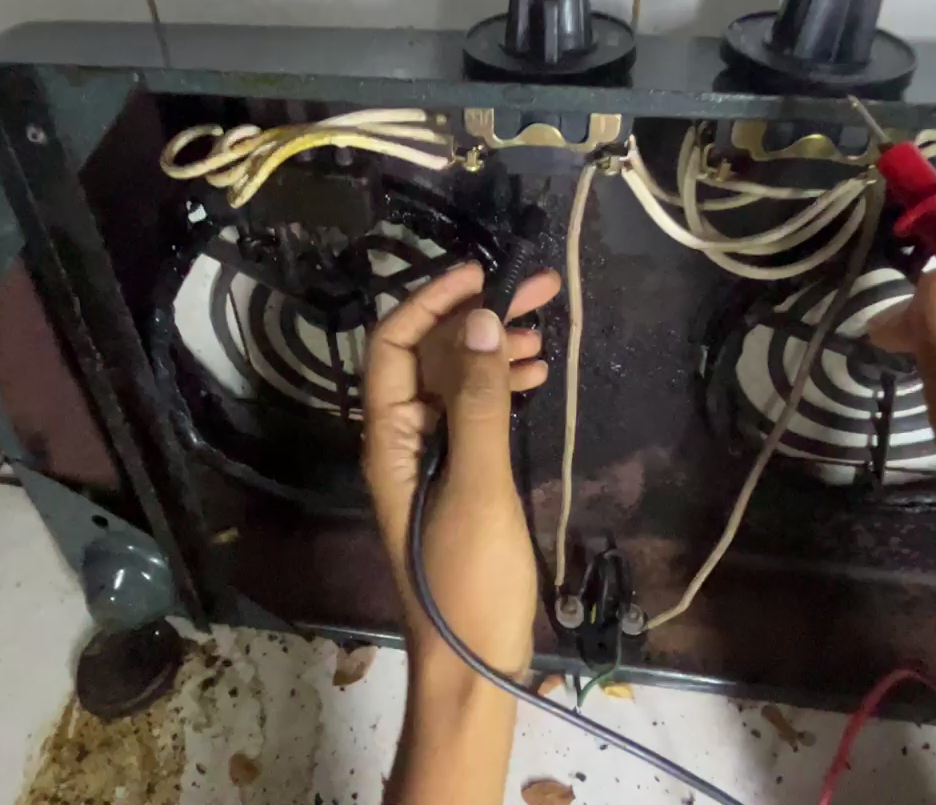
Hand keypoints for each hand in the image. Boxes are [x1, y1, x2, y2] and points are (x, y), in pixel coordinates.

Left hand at [362, 260, 560, 673]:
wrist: (476, 659)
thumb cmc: (467, 578)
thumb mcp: (477, 486)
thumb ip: (477, 403)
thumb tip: (482, 322)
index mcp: (389, 434)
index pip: (395, 344)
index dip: (431, 301)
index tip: (481, 275)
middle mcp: (404, 433)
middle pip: (435, 354)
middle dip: (480, 316)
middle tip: (539, 287)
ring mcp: (434, 452)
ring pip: (461, 378)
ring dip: (498, 348)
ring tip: (547, 326)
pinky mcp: (462, 469)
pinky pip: (478, 410)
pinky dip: (504, 386)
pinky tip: (537, 374)